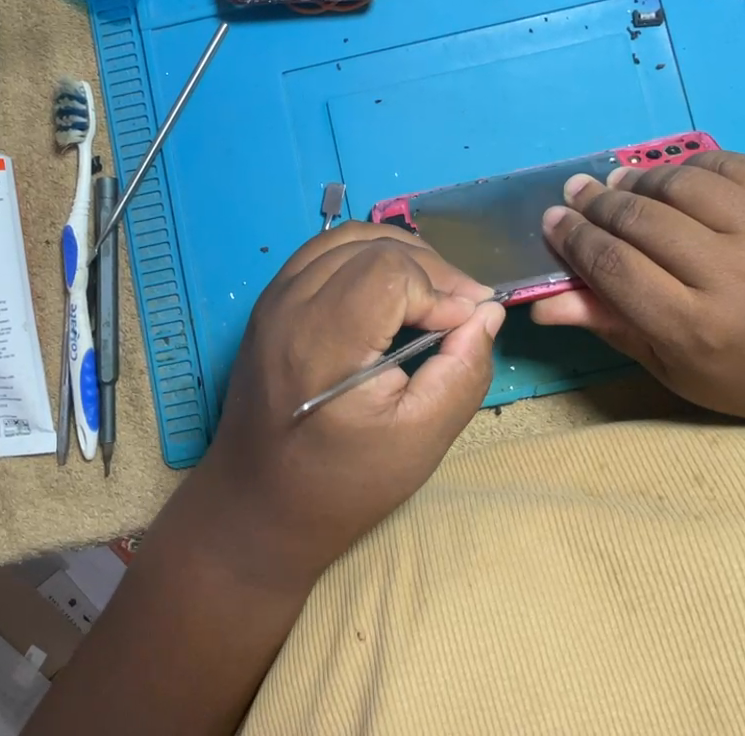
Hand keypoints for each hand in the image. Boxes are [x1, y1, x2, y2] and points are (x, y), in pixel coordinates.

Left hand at [195, 222, 504, 584]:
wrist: (257, 507)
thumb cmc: (341, 484)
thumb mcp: (420, 440)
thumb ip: (463, 370)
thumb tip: (487, 312)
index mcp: (322, 341)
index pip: (391, 269)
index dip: (439, 289)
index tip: (461, 328)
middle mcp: (289, 305)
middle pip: (373, 245)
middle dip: (429, 269)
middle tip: (460, 309)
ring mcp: (273, 299)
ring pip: (348, 237)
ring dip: (400, 255)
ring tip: (431, 295)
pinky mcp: (269, 303)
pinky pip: (324, 251)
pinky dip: (366, 257)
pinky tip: (390, 292)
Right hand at [532, 150, 744, 430]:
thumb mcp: (674, 367)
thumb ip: (610, 324)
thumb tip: (539, 303)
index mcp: (697, 328)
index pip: (613, 265)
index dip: (574, 237)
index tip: (554, 219)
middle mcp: (735, 277)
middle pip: (641, 220)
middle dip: (598, 203)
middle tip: (578, 194)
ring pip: (681, 184)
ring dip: (640, 179)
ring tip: (622, 184)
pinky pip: (729, 165)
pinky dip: (691, 166)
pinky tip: (676, 178)